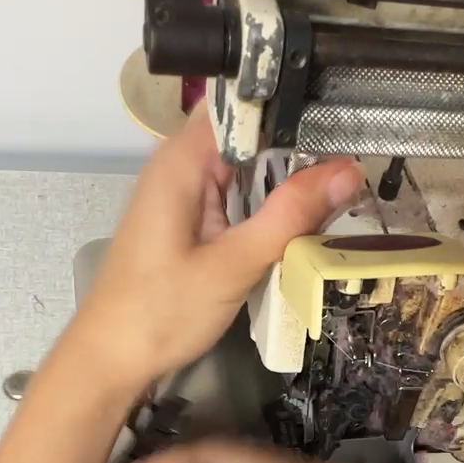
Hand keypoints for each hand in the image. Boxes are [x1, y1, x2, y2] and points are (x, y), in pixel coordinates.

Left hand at [63, 108, 362, 391]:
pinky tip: (297, 225)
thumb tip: (347, 172)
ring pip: (245, 171)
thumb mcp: (232, 266)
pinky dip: (265, 210)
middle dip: (297, 145)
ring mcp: (183, 199)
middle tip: (351, 161)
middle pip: (247, 135)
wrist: (112, 360)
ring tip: (338, 190)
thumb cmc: (160, 313)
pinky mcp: (189, 227)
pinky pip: (234, 202)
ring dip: (285, 182)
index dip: (289, 102)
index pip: (240, 102)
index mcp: (182, 161)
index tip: (339, 116)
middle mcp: (180, 169)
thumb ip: (289, 218)